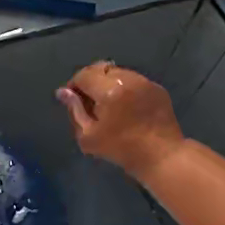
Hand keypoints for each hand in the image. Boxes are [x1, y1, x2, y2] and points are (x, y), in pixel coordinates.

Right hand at [56, 62, 185, 175]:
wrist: (161, 155)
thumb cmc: (121, 149)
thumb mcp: (88, 136)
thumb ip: (75, 110)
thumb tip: (63, 92)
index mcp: (109, 91)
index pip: (84, 75)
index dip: (74, 85)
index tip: (72, 99)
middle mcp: (128, 79)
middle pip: (101, 69)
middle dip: (90, 81)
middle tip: (87, 100)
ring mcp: (145, 82)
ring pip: (118, 72)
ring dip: (107, 83)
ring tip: (107, 103)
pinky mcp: (157, 88)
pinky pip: (133, 80)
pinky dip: (123, 87)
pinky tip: (124, 105)